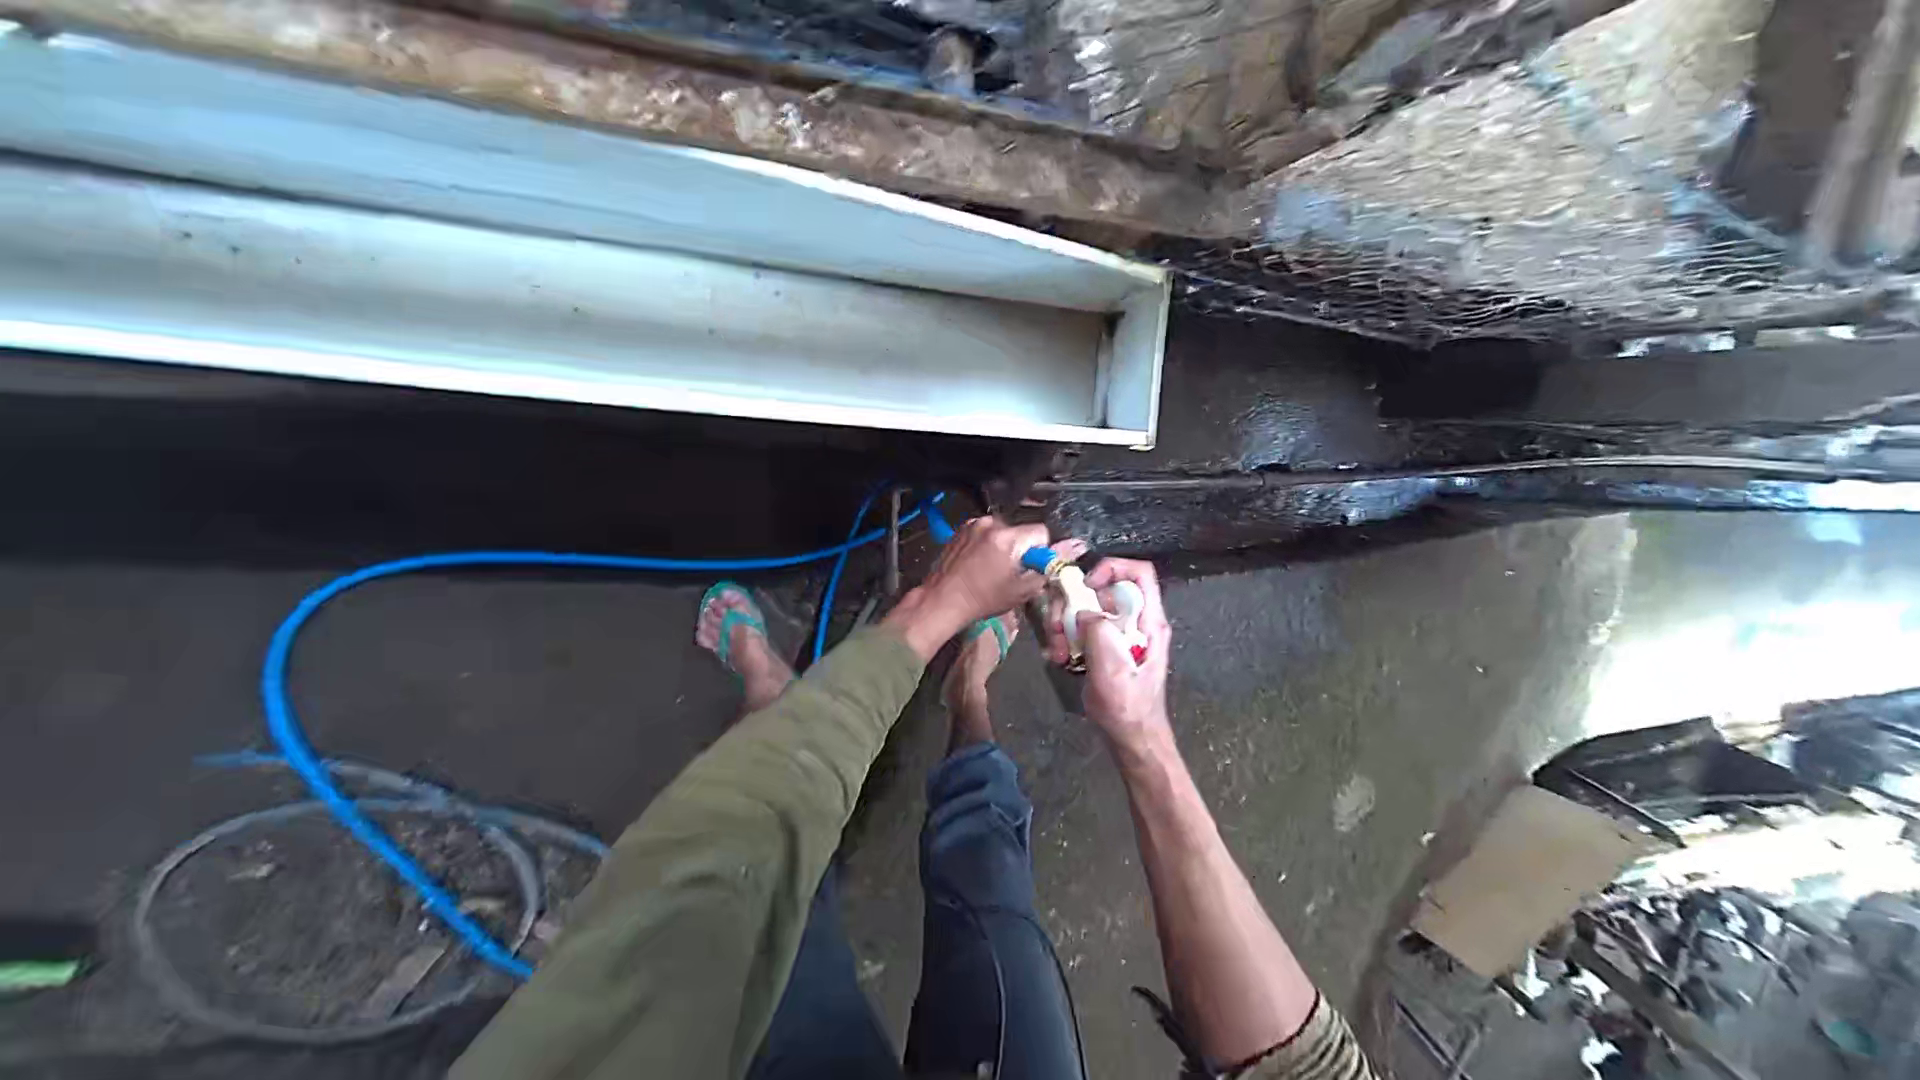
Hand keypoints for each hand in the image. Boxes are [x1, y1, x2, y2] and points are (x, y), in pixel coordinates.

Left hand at [922, 516, 1075, 623]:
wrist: (942, 599)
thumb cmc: (982, 599)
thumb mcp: (1021, 591)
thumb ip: (1045, 571)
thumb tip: (1066, 556)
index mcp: (1008, 538)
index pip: (1040, 532)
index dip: (1040, 551)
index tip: (1031, 567)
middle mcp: (990, 524)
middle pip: (1020, 531)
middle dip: (1021, 548)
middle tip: (1011, 572)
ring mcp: (972, 525)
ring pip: (1002, 531)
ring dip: (1003, 546)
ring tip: (992, 569)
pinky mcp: (960, 529)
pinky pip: (984, 532)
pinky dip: (987, 544)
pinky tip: (978, 564)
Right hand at [1053, 558, 1172, 752]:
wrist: (1131, 738)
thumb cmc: (1128, 708)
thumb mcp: (1113, 671)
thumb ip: (1100, 633)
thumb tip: (1084, 612)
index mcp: (1149, 622)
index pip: (1139, 573)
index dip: (1112, 568)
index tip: (1085, 586)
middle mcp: (1136, 621)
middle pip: (1104, 589)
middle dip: (1074, 602)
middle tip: (1059, 627)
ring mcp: (1120, 633)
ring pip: (1088, 608)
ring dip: (1065, 623)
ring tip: (1058, 650)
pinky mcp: (1105, 646)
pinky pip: (1082, 628)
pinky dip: (1067, 638)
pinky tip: (1060, 657)